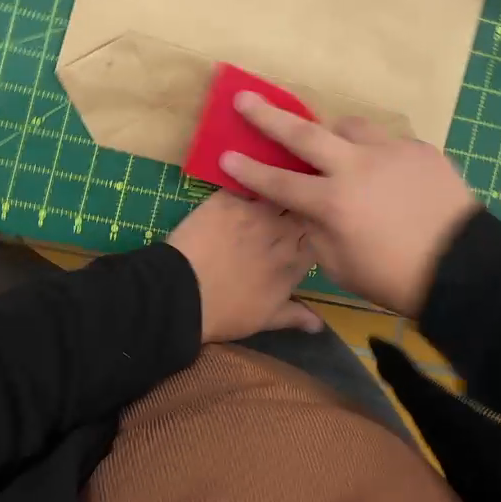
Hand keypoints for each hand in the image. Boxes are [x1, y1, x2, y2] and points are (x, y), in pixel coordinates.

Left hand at [167, 191, 322, 342]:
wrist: (182, 293)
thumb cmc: (223, 313)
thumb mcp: (263, 320)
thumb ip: (294, 315)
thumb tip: (319, 324)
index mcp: (292, 264)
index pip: (317, 239)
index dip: (312, 233)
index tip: (304, 232)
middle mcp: (280, 234)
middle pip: (301, 210)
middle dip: (298, 208)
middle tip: (287, 209)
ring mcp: (254, 213)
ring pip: (277, 192)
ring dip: (276, 191)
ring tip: (268, 188)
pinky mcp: (228, 199)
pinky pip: (245, 183)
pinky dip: (246, 181)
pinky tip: (242, 176)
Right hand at [218, 92, 479, 315]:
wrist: (467, 270)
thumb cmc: (397, 279)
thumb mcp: (342, 267)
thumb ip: (316, 233)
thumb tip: (306, 209)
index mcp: (333, 203)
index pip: (278, 181)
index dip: (249, 169)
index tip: (226, 154)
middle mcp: (356, 168)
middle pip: (303, 133)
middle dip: (268, 116)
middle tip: (246, 99)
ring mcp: (390, 152)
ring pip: (350, 127)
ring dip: (334, 132)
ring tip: (333, 143)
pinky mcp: (420, 149)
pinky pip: (387, 141)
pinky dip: (376, 151)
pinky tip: (383, 169)